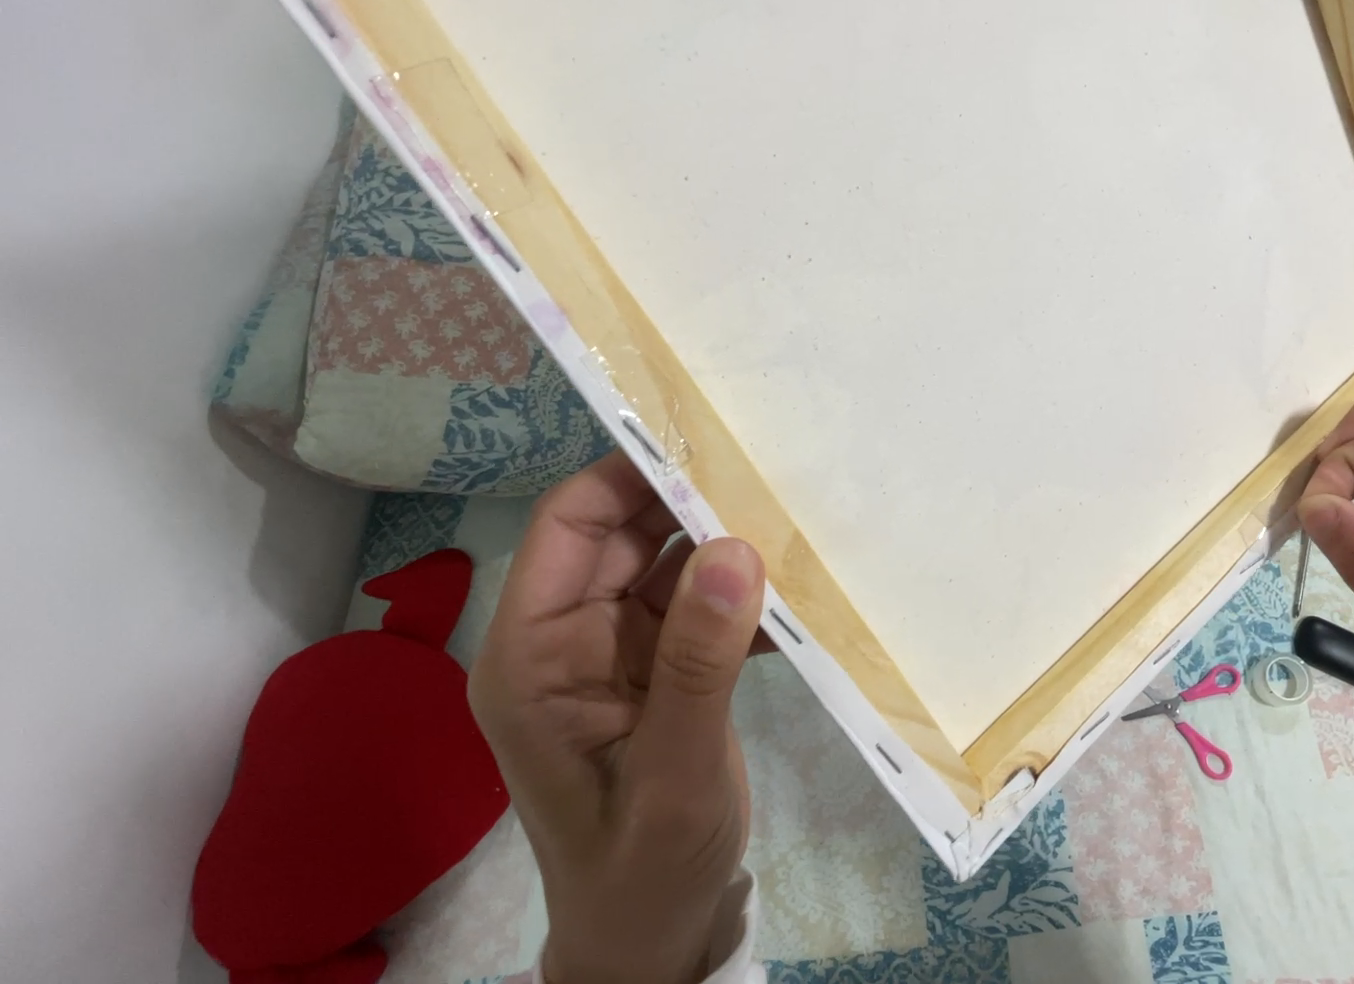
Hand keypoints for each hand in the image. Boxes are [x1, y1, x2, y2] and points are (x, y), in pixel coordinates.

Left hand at [469, 453, 768, 983]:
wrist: (651, 935)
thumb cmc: (644, 868)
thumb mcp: (673, 775)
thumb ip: (698, 664)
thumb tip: (734, 549)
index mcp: (533, 654)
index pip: (569, 527)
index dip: (627, 476)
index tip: (707, 447)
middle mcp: (567, 637)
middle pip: (625, 536)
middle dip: (691, 505)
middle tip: (770, 477)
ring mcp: (616, 652)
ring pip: (668, 565)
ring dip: (724, 546)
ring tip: (793, 520)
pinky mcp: (659, 668)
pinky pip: (699, 606)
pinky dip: (740, 594)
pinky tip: (793, 592)